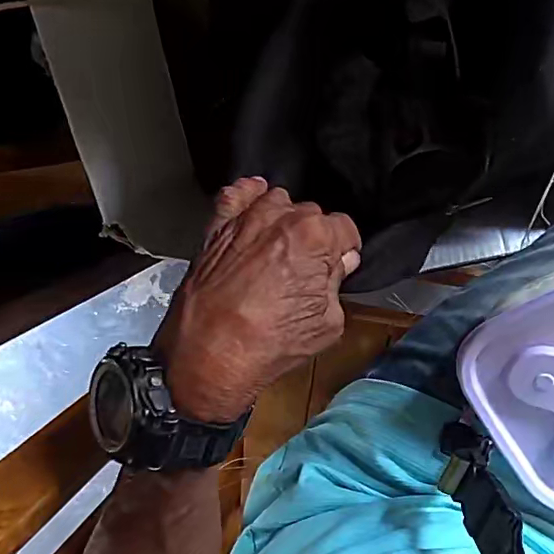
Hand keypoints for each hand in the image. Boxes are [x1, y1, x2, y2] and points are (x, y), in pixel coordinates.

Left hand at [155, 178, 361, 422]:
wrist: (208, 356)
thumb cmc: (265, 344)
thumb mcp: (326, 324)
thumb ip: (336, 284)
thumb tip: (339, 266)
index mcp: (314, 236)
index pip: (344, 228)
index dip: (345, 249)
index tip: (340, 264)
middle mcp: (278, 218)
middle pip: (310, 215)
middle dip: (314, 239)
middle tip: (309, 270)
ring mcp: (244, 221)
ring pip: (276, 203)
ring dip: (283, 221)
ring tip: (281, 251)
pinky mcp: (215, 230)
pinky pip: (235, 197)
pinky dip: (247, 197)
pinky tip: (254, 205)